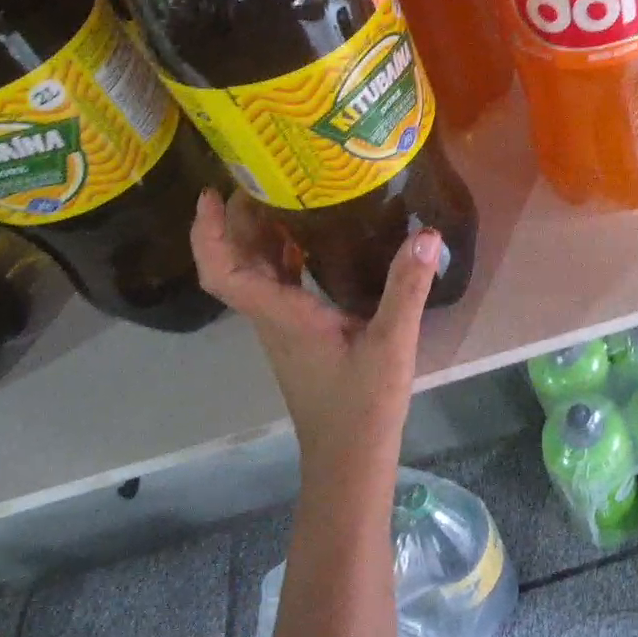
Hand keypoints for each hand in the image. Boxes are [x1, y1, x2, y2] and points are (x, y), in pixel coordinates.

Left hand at [190, 188, 438, 477]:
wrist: (349, 459)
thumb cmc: (362, 405)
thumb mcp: (391, 343)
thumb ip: (406, 288)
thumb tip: (427, 234)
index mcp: (282, 316)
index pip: (224, 272)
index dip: (210, 232)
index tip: (212, 193)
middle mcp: (272, 319)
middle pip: (236, 263)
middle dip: (238, 220)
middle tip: (260, 176)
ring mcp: (282, 330)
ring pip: (255, 274)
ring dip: (257, 237)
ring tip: (282, 195)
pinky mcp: (298, 337)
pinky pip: (278, 286)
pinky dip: (282, 256)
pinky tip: (310, 239)